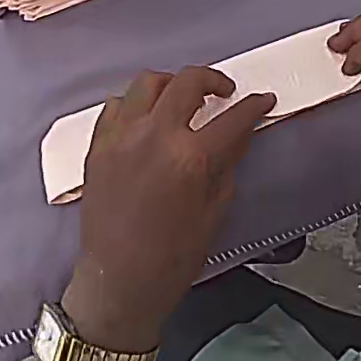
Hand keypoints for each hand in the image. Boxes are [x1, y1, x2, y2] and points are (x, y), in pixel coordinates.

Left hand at [63, 68, 274, 349]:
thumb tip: (237, 133)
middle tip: (224, 92)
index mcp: (190, 158)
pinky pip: (116, 105)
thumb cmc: (173, 256)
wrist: (117, 281)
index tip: (263, 99)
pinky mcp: (97, 146)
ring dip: (172, 85)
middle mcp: (154, 136)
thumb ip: (227, 163)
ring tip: (182, 99)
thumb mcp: (215, 210)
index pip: (234, 118)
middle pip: (188, 82)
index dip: (254, 105)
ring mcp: (121, 137)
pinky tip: (146, 119)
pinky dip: (136, 104)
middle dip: (214, 79)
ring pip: (148, 83)